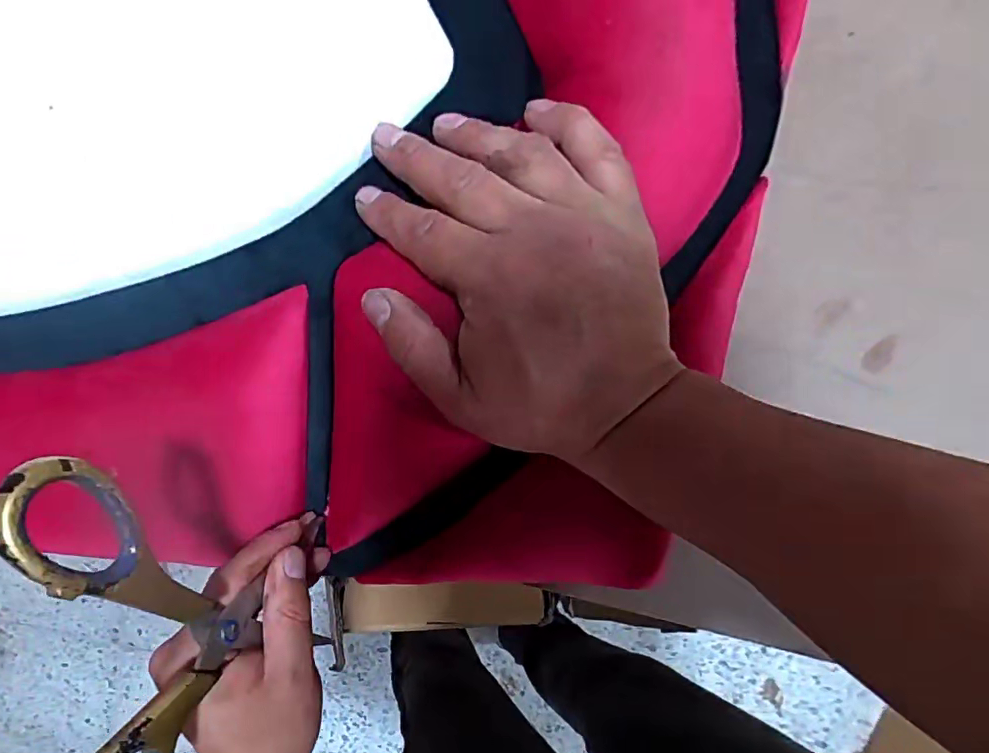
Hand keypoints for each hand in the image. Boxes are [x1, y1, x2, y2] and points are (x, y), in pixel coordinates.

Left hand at [149, 515, 329, 752]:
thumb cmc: (276, 739)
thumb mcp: (291, 674)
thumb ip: (288, 613)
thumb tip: (289, 556)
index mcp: (189, 652)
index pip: (230, 583)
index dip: (268, 550)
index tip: (302, 525)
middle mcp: (178, 646)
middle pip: (230, 586)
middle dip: (275, 558)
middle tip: (313, 532)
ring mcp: (188, 651)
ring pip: (235, 597)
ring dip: (275, 575)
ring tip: (313, 553)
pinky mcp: (204, 655)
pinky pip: (236, 616)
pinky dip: (266, 598)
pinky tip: (294, 580)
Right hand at [354, 100, 682, 462]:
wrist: (625, 406)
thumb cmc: (537, 406)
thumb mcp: (458, 397)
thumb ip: (412, 346)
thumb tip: (372, 296)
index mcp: (488, 277)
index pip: (423, 231)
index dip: (387, 213)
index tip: (363, 196)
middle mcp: (531, 230)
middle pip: (461, 179)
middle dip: (416, 157)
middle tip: (385, 136)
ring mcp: (581, 212)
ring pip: (519, 153)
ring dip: (475, 133)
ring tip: (444, 122)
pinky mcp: (621, 210)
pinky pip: (594, 146)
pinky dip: (564, 120)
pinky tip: (533, 110)